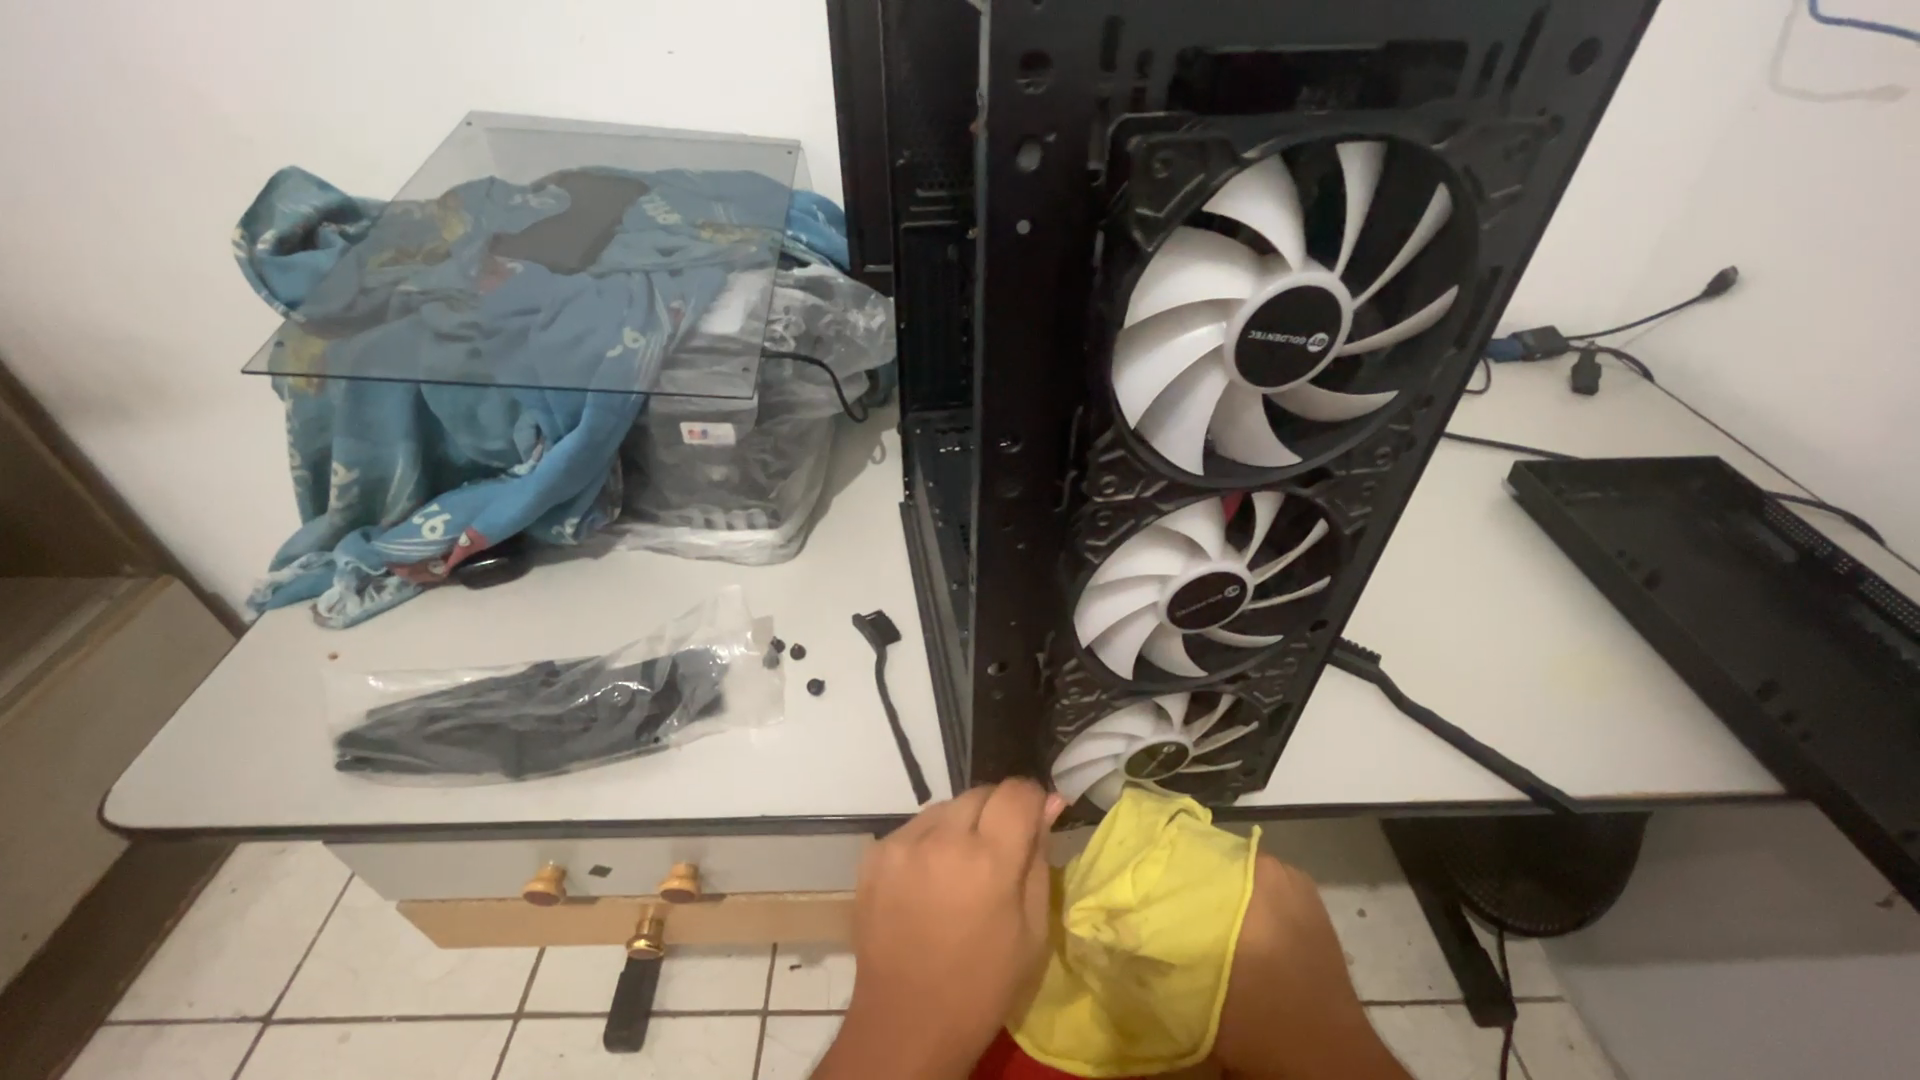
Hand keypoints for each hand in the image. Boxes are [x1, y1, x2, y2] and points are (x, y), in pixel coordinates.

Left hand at [814, 779, 1065, 1079]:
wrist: (906, 1023)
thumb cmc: (983, 985)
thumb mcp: (1033, 930)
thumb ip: (1039, 858)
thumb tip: (1050, 803)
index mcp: (988, 859)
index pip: (1017, 791)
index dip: (1031, 802)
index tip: (1033, 823)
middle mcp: (941, 838)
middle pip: (981, 793)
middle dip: (996, 814)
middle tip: (997, 856)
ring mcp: (902, 843)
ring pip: (945, 807)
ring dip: (961, 826)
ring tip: (959, 872)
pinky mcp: (875, 855)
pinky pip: (914, 828)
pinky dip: (928, 843)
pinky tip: (929, 882)